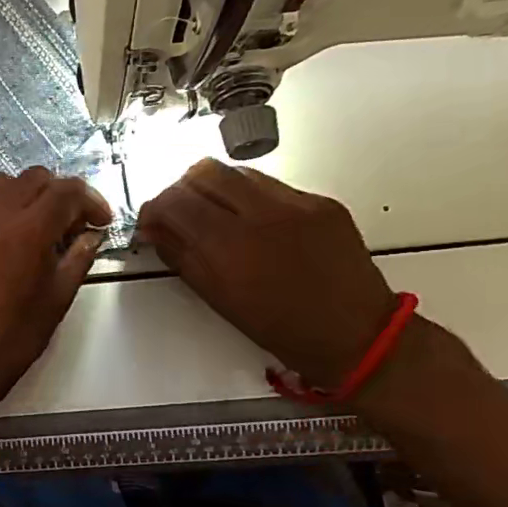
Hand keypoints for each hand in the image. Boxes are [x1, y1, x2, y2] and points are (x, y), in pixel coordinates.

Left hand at [0, 167, 111, 430]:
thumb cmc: (19, 333)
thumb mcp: (60, 295)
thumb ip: (79, 256)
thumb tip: (91, 235)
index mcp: (29, 230)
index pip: (66, 190)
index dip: (91, 199)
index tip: (102, 221)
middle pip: (36, 178)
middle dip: (63, 192)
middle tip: (77, 222)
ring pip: (7, 182)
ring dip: (32, 191)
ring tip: (46, 222)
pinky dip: (8, 203)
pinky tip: (19, 233)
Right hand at [136, 159, 396, 391]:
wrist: (357, 335)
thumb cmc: (280, 328)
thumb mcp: (218, 298)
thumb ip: (181, 256)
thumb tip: (154, 230)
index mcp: (231, 246)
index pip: (175, 201)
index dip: (154, 207)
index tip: (150, 222)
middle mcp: (262, 214)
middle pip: (203, 172)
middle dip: (181, 189)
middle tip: (179, 213)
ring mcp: (296, 203)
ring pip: (236, 171)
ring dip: (215, 188)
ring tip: (216, 214)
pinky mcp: (321, 201)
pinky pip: (271, 184)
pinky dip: (250, 196)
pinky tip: (255, 222)